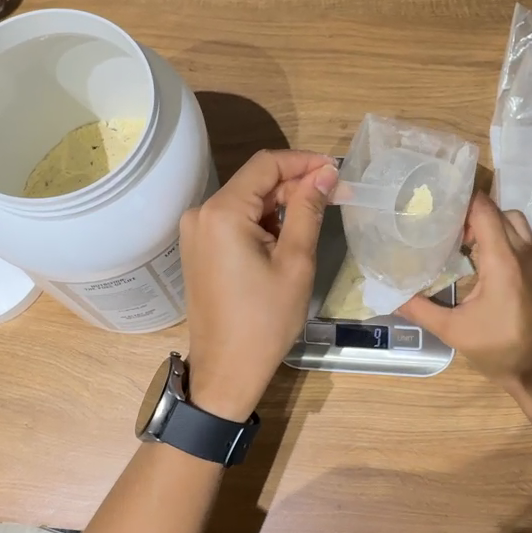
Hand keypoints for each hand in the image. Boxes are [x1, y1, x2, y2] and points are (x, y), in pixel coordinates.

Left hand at [179, 149, 337, 418]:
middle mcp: (201, 213)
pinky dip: (262, 223)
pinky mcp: (199, 249)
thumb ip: (307, 210)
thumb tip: (324, 173)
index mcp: (221, 213)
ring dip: (279, 206)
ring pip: (246, 201)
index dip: (303, 162)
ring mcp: (195, 232)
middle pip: (254, 182)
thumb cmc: (265, 320)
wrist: (227, 370)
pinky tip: (287, 239)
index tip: (335, 171)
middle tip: (334, 197)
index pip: (266, 165)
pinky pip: (234, 221)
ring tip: (314, 222)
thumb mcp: (295, 262)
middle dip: (294, 185)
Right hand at [400, 191, 531, 405]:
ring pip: (514, 222)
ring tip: (461, 240)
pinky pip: (522, 238)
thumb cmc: (500, 351)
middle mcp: (525, 253)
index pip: (484, 210)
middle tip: (442, 226)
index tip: (434, 206)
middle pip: (499, 211)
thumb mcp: (453, 331)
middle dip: (470, 212)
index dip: (460, 201)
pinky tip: (480, 257)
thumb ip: (420, 308)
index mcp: (504, 262)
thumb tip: (389, 295)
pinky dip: (502, 236)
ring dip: (489, 223)